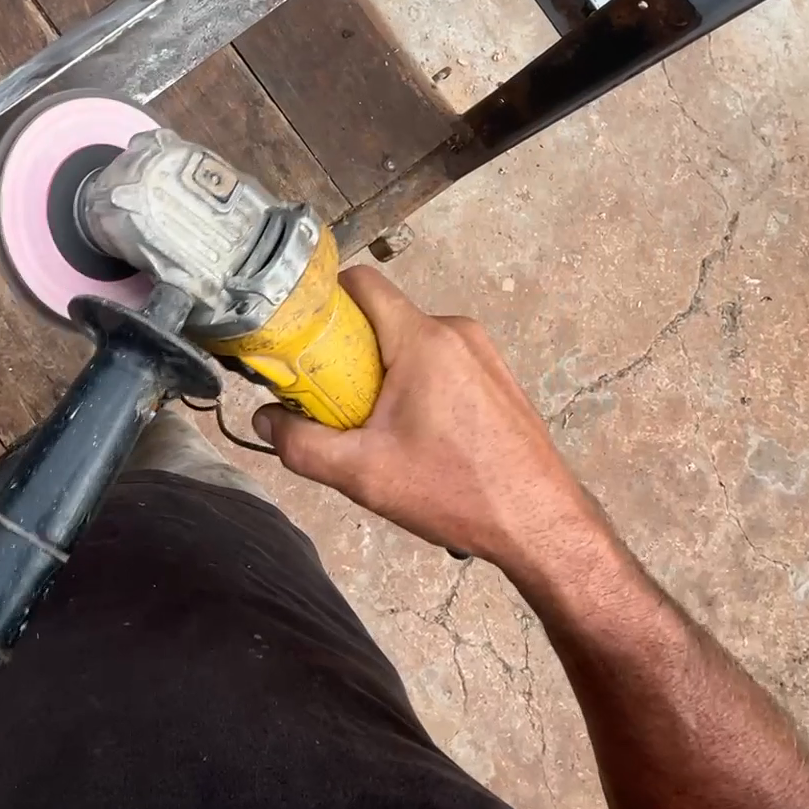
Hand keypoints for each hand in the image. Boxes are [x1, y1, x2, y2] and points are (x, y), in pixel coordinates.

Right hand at [253, 267, 609, 580]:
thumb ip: (300, 444)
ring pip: (408, 341)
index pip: (362, 282)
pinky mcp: (496, 376)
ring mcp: (482, 352)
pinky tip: (415, 433)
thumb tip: (265, 422)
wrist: (543, 526)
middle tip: (331, 398)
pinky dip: (413, 383)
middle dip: (347, 350)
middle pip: (381, 317)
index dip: (323, 298)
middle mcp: (455, 332)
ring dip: (381, 371)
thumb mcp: (362, 474)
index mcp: (423, 339)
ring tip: (375, 425)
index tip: (301, 336)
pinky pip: (438, 361)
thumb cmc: (456, 491)